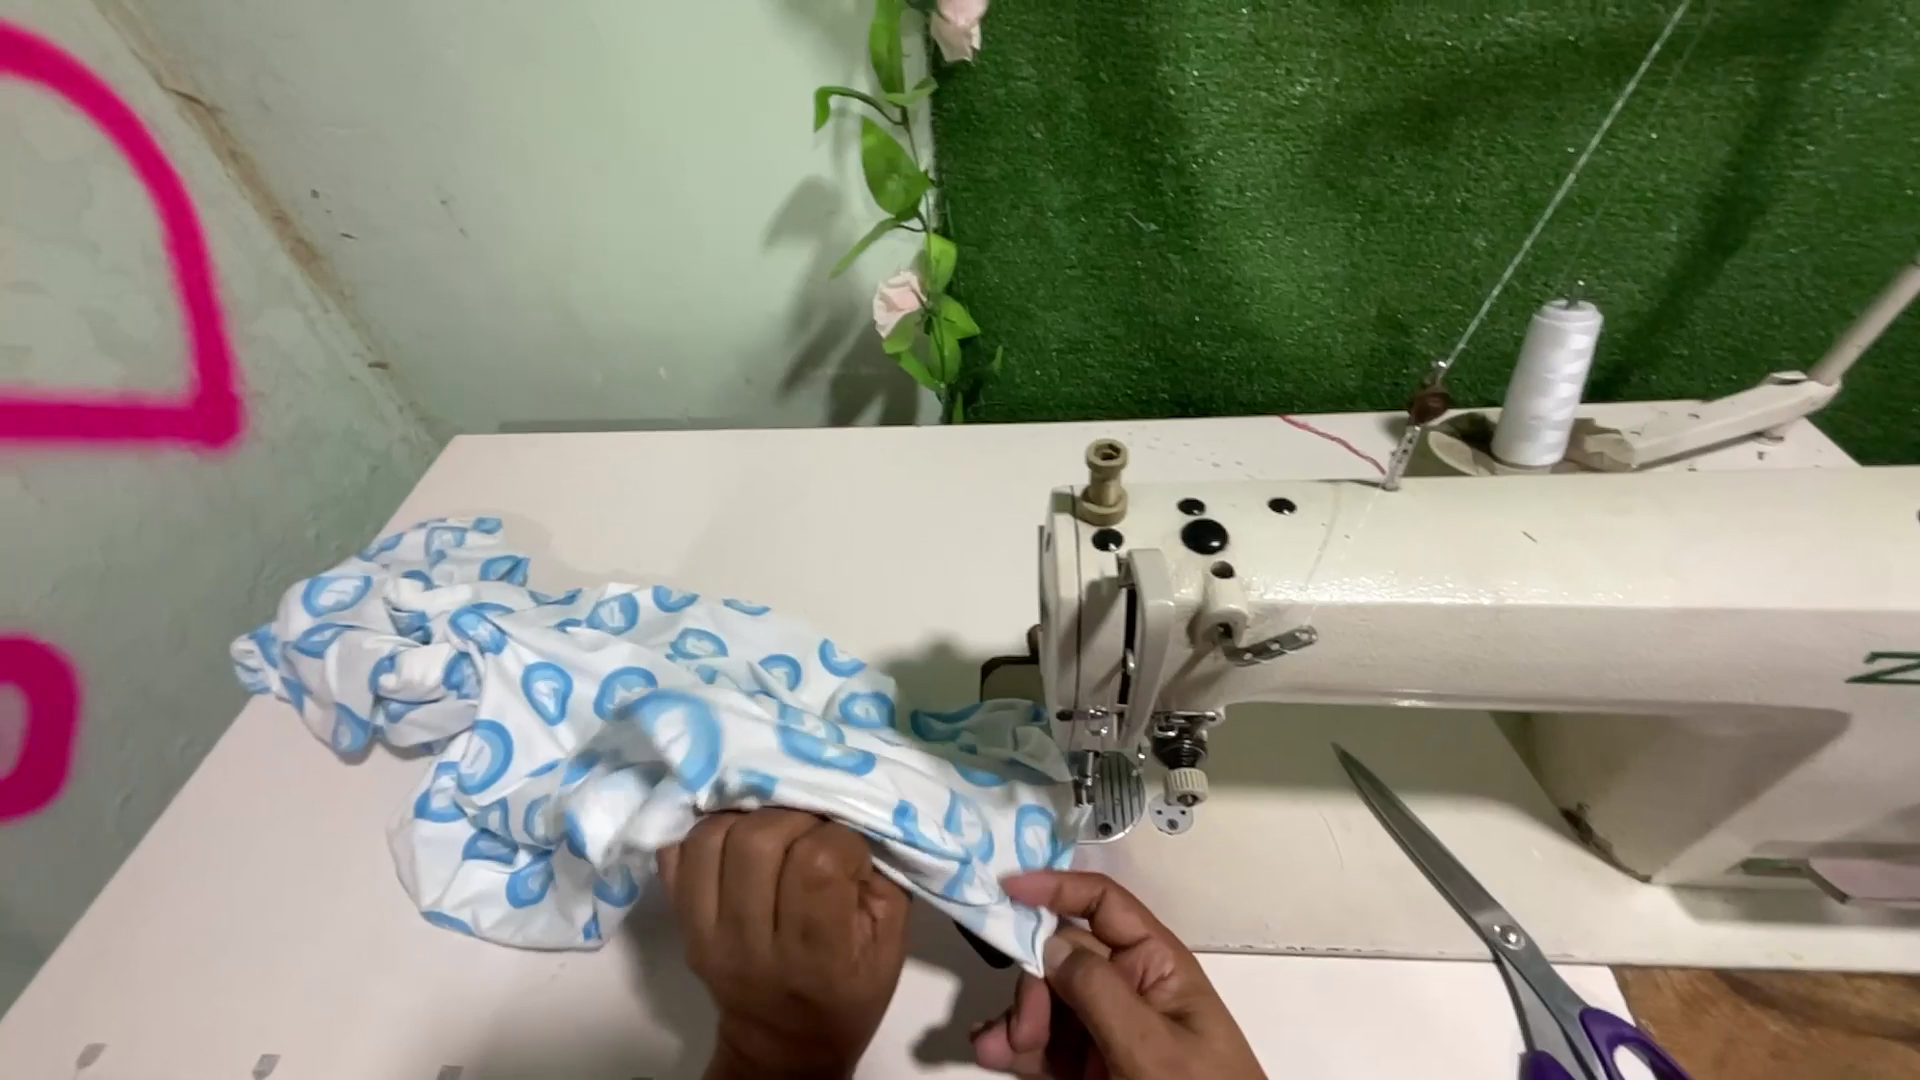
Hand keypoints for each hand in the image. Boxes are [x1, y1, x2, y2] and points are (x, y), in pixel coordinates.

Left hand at [658, 809, 911, 1079]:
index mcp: (817, 956)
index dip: (840, 838)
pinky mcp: (683, 926)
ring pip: (714, 838)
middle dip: (795, 817)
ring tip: (777, 829)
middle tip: (812, 831)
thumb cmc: (851, 986)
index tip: (851, 852)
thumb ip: (881, 875)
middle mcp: (752, 945)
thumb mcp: (889, 939)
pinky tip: (737, 836)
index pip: (818, 860)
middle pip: (758, 840)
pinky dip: (707, 830)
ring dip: (750, 817)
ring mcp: (708, 936)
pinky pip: (677, 854)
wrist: (786, 1044)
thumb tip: (850, 816)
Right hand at [971, 871, 1265, 1079]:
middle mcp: (1128, 985)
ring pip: (1047, 998)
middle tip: (1022, 1026)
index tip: (1007, 886)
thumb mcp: (1152, 1048)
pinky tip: (992, 1051)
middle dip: (1033, 979)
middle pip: (1062, 953)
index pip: (1102, 902)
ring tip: (998, 1047)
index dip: (1056, 886)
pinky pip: (1043, 1040)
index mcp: (1156, 963)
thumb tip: (1051, 943)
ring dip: (1017, 1016)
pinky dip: (1015, 1043)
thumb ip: (1100, 991)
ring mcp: (1106, 1027)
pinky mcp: (1089, 1065)